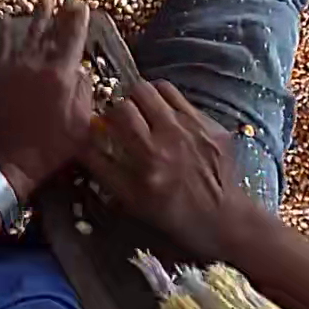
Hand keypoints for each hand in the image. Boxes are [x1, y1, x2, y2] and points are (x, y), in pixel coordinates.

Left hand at [0, 0, 92, 200]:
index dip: (79, 20)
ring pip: (28, 34)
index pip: (73, 40)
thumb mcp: (81, 123)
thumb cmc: (52, 146)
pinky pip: (2, 47)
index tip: (83, 5)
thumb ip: (83, 92)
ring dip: (37, 14)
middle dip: (60, 11)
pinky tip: (5, 18)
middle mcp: (37, 65)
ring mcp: (15, 67)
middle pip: (51, 31)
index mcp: (61, 76)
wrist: (11, 160)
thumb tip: (79, 70)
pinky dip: (5, 31)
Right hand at [83, 80, 254, 262]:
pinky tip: (170, 121)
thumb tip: (82, 140)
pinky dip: (169, 104)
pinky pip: (182, 99)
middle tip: (127, 115)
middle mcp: (171, 136)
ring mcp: (195, 127)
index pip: (119, 111)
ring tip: (147, 112)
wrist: (226, 221)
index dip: (109, 113)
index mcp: (149, 156)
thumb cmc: (173, 213)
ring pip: (160, 88)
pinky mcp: (212, 125)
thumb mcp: (131, 199)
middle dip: (127, 100)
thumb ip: (103, 167)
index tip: (108, 123)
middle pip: (139, 91)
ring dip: (148, 97)